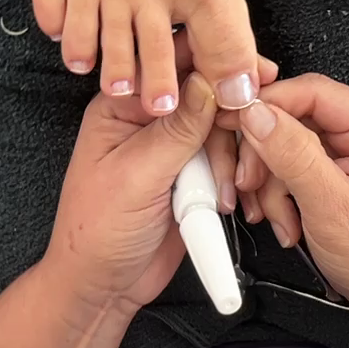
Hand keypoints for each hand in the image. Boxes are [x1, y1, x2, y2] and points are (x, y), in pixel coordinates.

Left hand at [43, 72, 234, 314]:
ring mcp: (172, 147)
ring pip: (220, 127)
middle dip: (228, 114)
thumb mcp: (137, 174)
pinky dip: (233, 174)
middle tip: (252, 129)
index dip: (211, 59)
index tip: (249, 68)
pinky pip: (225, 158)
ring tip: (225, 187)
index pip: (170, 63)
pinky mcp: (191, 174)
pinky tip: (228, 196)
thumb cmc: (96, 230)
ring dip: (230, 154)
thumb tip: (209, 83)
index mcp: (123, 104)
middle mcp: (149, 119)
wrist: (103, 287)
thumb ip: (177, 130)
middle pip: (205, 92)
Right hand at [221, 75, 348, 331]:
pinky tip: (284, 216)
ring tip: (276, 217)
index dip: (266, 104)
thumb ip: (294, 156)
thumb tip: (257, 112)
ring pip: (284, 137)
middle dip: (265, 155)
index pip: (312, 91)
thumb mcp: (334, 210)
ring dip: (269, 179)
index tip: (233, 121)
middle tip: (247, 185)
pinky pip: (289, 156)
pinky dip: (277, 187)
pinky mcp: (335, 158)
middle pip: (292, 115)